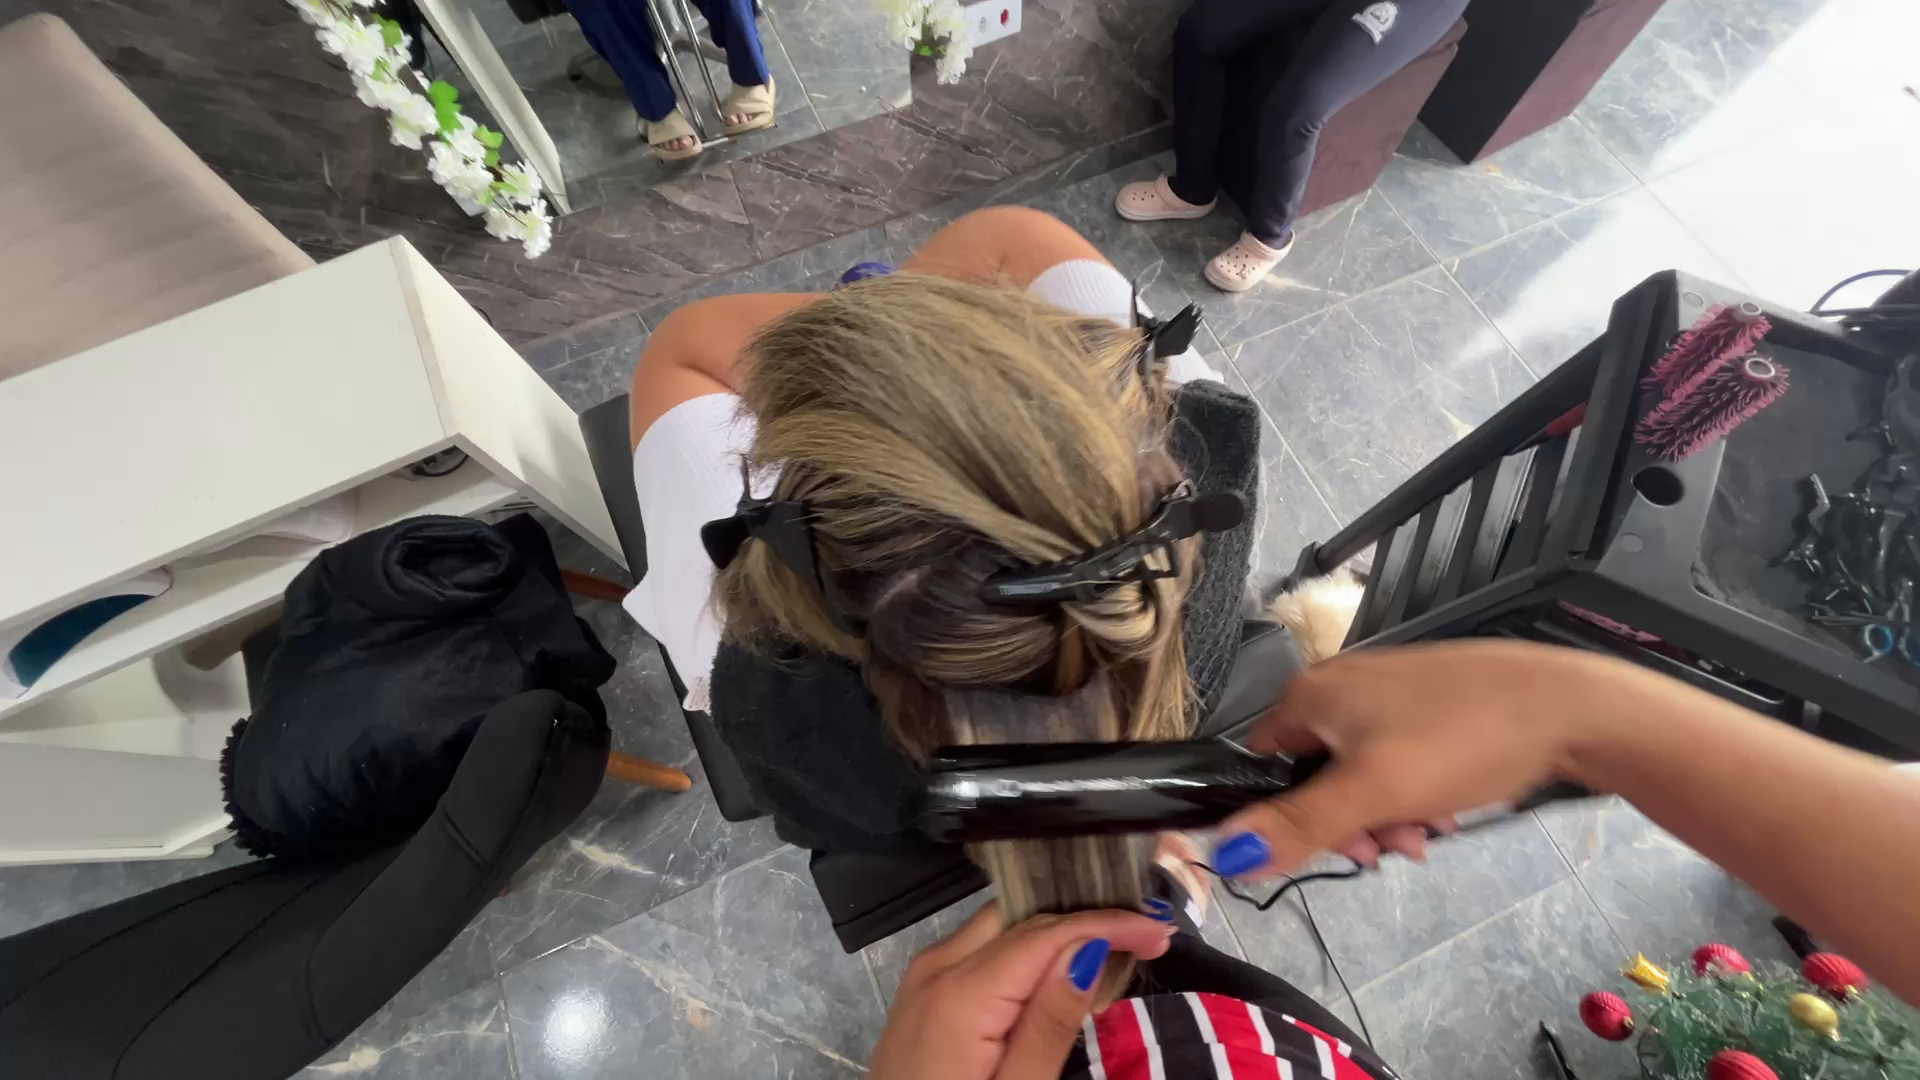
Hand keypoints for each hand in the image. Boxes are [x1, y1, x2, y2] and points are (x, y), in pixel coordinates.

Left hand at [867, 903, 1174, 1079]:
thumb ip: (1048, 1024)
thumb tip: (1089, 949)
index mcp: (959, 992)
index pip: (1045, 934)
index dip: (1106, 923)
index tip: (1158, 928)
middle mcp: (938, 964)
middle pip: (1023, 919)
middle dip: (1086, 919)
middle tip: (1145, 935)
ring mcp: (926, 973)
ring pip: (1003, 925)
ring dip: (1058, 929)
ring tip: (1116, 943)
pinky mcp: (924, 989)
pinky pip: (984, 946)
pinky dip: (1026, 946)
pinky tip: (1060, 964)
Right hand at [1210, 640, 1617, 880]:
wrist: (1566, 704)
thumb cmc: (1455, 741)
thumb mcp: (1372, 792)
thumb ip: (1298, 825)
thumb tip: (1224, 855)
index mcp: (1305, 695)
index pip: (1265, 763)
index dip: (1291, 814)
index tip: (1344, 848)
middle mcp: (1333, 684)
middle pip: (1314, 770)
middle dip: (1352, 819)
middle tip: (1399, 848)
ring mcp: (1378, 688)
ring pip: (1357, 766)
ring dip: (1385, 810)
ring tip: (1432, 832)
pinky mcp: (1419, 696)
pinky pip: (1391, 751)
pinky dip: (1410, 787)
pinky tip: (1445, 808)